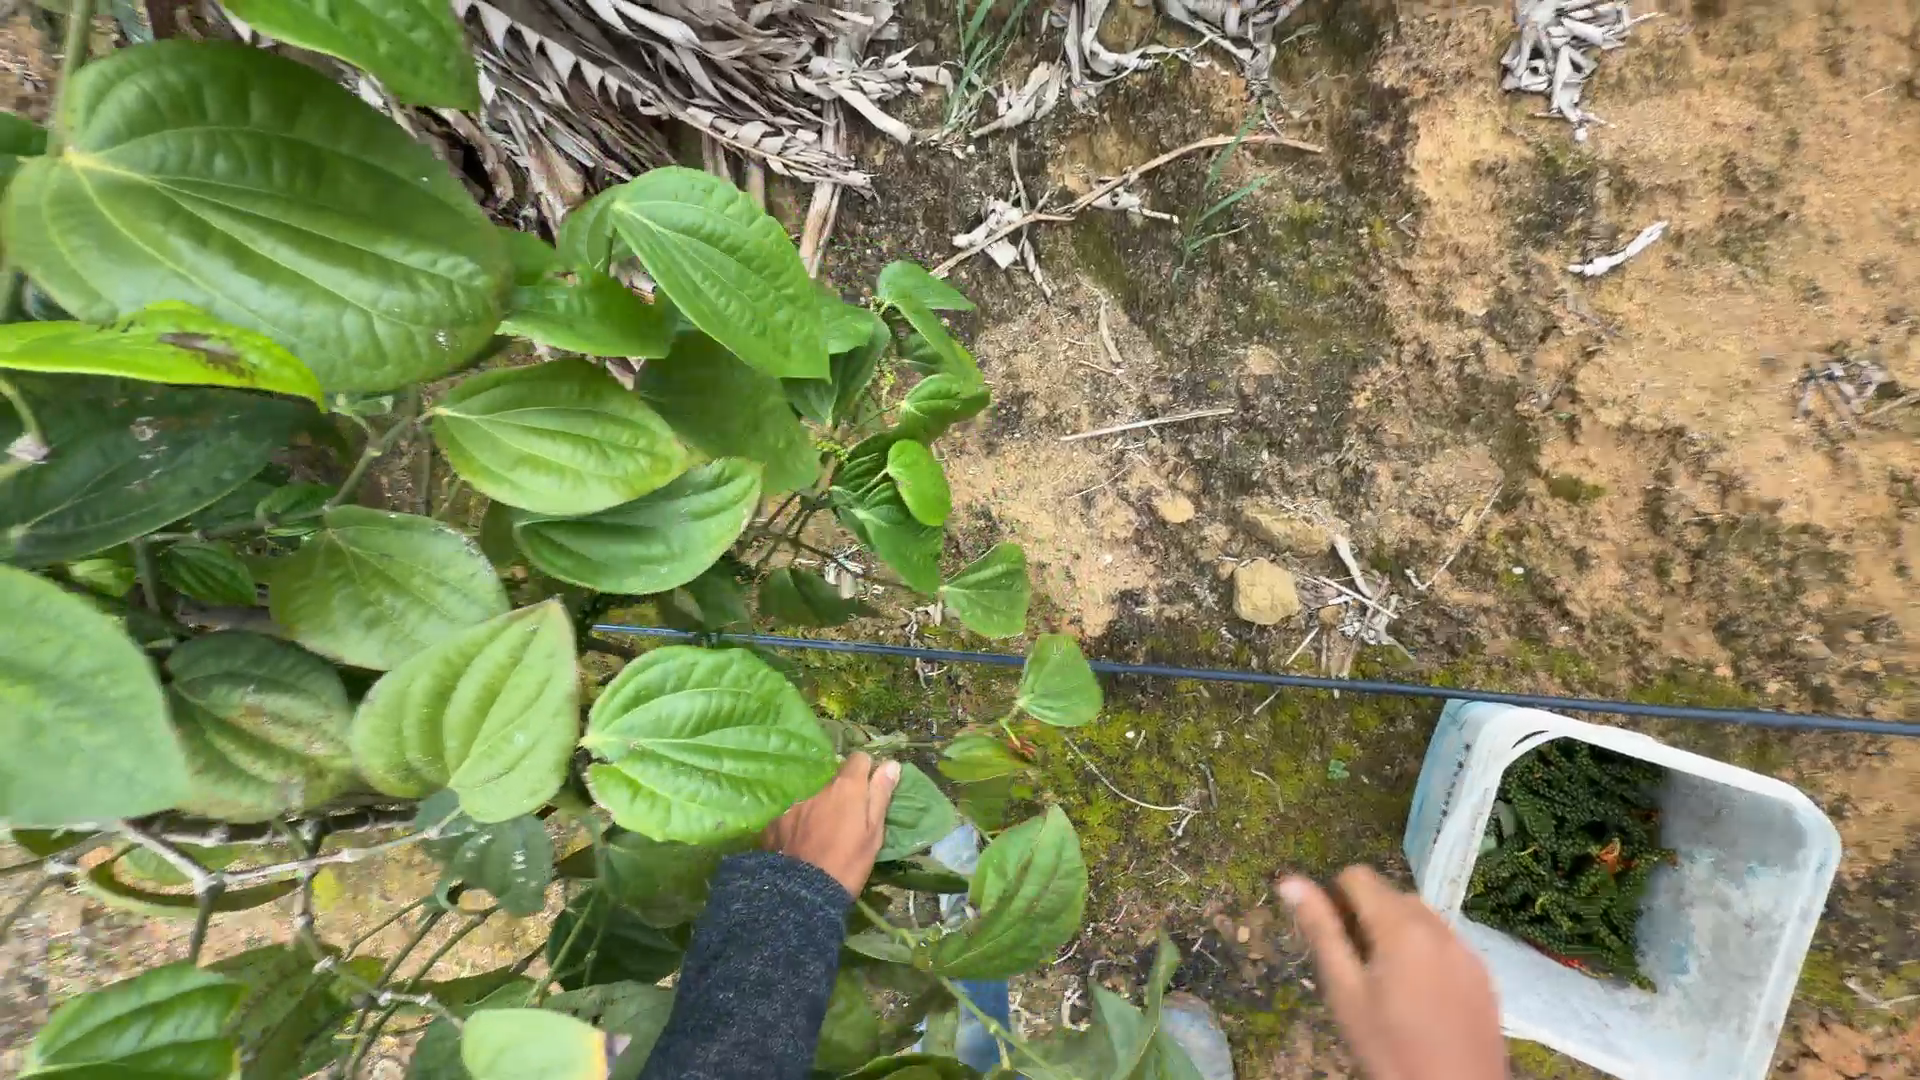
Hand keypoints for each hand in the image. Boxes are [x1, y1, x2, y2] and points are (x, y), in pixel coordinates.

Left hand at [764, 753, 900, 896]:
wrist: (801, 896)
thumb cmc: (847, 864)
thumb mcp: (873, 833)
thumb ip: (880, 795)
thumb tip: (891, 764)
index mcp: (846, 788)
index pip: (858, 760)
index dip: (866, 771)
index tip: (869, 789)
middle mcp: (818, 789)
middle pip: (834, 782)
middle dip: (841, 796)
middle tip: (846, 823)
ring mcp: (793, 805)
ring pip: (812, 801)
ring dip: (819, 812)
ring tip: (820, 840)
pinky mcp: (774, 823)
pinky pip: (791, 817)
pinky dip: (797, 827)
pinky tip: (799, 847)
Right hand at [1278, 867, 1507, 1079]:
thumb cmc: (1390, 1048)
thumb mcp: (1344, 991)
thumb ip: (1320, 929)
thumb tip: (1289, 881)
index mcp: (1401, 927)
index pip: (1357, 876)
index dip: (1335, 897)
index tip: (1334, 937)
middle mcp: (1438, 927)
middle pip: (1388, 892)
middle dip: (1365, 914)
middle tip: (1355, 962)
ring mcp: (1467, 951)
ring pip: (1418, 914)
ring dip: (1395, 927)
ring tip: (1385, 977)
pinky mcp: (1484, 975)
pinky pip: (1444, 939)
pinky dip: (1424, 948)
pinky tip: (1419, 992)